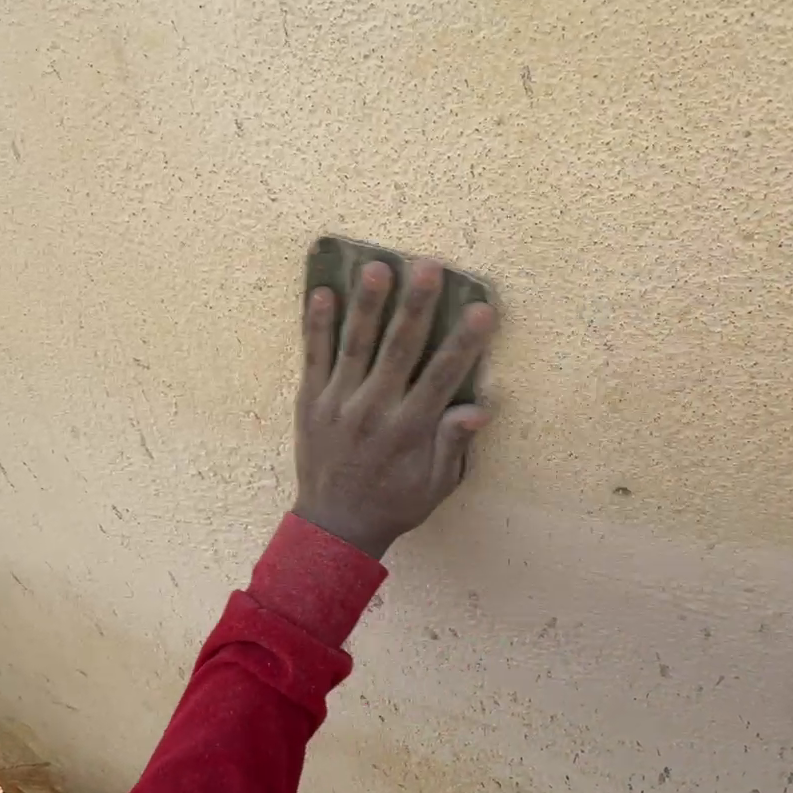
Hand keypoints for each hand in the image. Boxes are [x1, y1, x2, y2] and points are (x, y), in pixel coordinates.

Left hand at [293, 259, 497, 558]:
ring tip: (376, 267)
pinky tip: (321, 292)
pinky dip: (316, 325)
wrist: (333, 526)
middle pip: (398, 350)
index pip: (441, 377)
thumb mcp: (436, 485)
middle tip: (427, 266)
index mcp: (408, 430)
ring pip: (355, 345)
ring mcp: (337, 402)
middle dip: (415, 306)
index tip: (482, 309)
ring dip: (367, 304)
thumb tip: (480, 408)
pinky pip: (314, 356)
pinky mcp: (310, 399)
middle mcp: (373, 410)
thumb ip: (454, 444)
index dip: (464, 342)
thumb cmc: (395, 501)